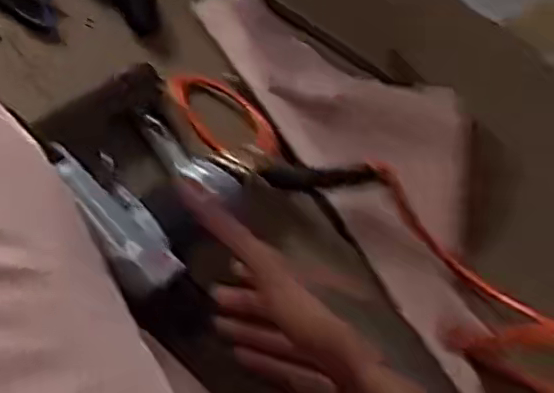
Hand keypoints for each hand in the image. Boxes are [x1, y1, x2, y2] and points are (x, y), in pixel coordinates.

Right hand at [183, 186, 421, 392]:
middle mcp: (326, 309)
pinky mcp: (333, 375)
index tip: (218, 262)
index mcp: (314, 279)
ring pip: (285, 334)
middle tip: (210, 297)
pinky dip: (267, 360)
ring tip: (217, 328)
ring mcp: (332, 346)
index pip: (274, 267)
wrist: (368, 379)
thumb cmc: (316, 315)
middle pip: (279, 302)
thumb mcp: (267, 267)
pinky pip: (294, 365)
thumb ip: (228, 230)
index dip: (244, 263)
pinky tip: (242, 357)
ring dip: (250, 330)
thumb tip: (185, 181)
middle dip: (244, 300)